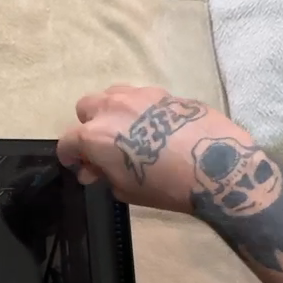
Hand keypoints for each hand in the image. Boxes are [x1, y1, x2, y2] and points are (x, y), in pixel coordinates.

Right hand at [56, 85, 254, 213]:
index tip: (78, 166)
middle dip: (89, 126)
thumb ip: (103, 174)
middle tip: (103, 147)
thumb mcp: (125, 189)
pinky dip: (139, 110)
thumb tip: (93, 169)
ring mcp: (139, 95)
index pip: (67, 141)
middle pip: (86, 107)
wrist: (215, 166)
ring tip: (129, 132)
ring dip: (112, 111)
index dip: (69, 156)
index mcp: (94, 135)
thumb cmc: (164, 186)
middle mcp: (111, 108)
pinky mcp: (165, 92)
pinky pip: (141, 97)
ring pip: (112, 94)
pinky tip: (157, 128)